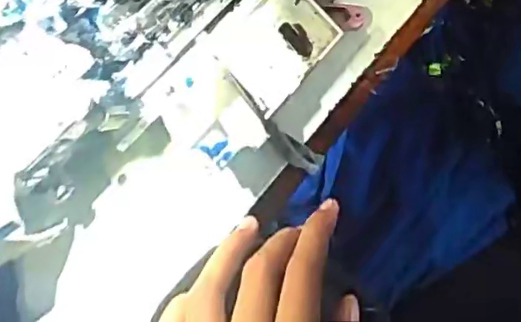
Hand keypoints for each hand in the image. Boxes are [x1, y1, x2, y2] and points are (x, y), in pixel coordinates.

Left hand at [160, 201, 358, 321]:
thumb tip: (347, 301)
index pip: (301, 277)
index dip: (317, 237)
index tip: (328, 209)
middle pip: (258, 273)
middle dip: (281, 242)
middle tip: (297, 228)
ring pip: (206, 287)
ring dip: (228, 251)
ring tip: (248, 228)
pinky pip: (173, 315)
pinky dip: (189, 295)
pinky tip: (201, 285)